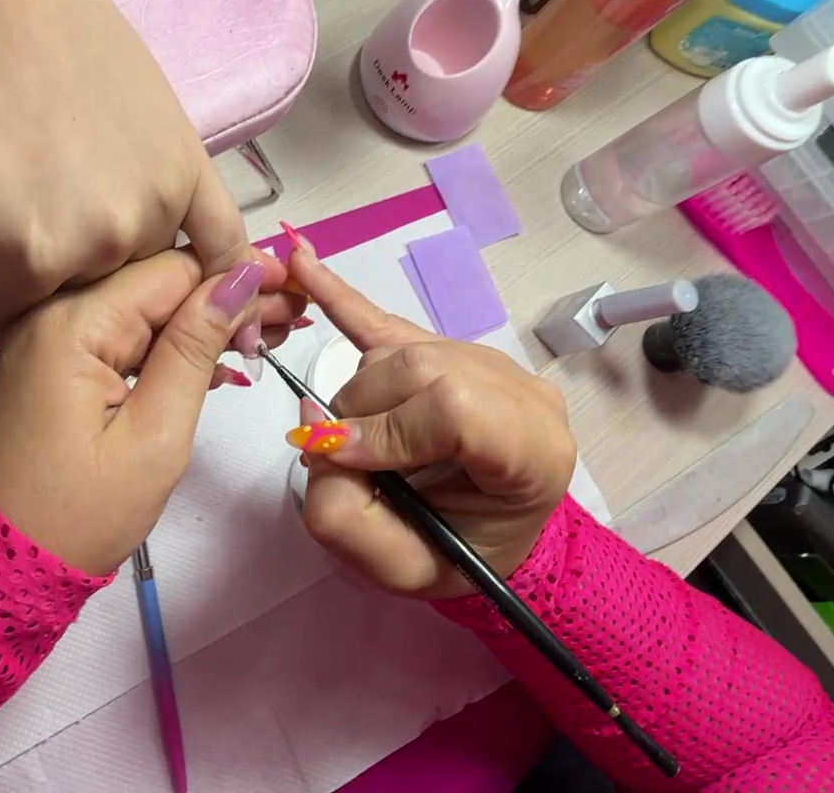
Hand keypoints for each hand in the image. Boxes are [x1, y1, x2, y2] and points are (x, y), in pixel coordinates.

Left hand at [0, 0, 251, 350]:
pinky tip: (203, 274)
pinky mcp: (194, 167)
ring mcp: (158, 201)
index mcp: (32, 252)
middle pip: (84, 298)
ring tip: (88, 208)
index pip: (20, 318)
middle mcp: (105, 238)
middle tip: (40, 219)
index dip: (1, 292)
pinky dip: (217, 266)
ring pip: (142, 271)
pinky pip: (223, 240)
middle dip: (58, 277)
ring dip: (119, 259)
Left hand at [0, 251, 302, 574]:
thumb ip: (195, 349)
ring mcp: (53, 333)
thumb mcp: (154, 435)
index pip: (172, 269)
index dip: (235, 277)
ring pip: (147, 306)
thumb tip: (239, 279)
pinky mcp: (57, 357)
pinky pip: (124, 332)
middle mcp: (57, 310)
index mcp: (75, 322)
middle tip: (289, 317)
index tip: (289, 297)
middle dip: (226, 297)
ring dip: (204, 320)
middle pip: (159, 282)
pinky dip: (169, 343)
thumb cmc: (81, 514)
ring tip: (265, 336)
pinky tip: (216, 355)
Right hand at [284, 240, 575, 598]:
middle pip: (412, 370)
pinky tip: (300, 262)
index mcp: (534, 448)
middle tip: (340, 462)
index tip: (341, 457)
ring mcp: (482, 357)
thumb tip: (317, 434)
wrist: (489, 532)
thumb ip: (347, 518)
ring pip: (391, 353)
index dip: (387, 428)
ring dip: (356, 396)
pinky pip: (382, 318)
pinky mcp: (441, 345)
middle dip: (357, 417)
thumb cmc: (457, 554)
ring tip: (357, 441)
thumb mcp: (405, 571)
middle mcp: (516, 387)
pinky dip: (337, 294)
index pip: (452, 407)